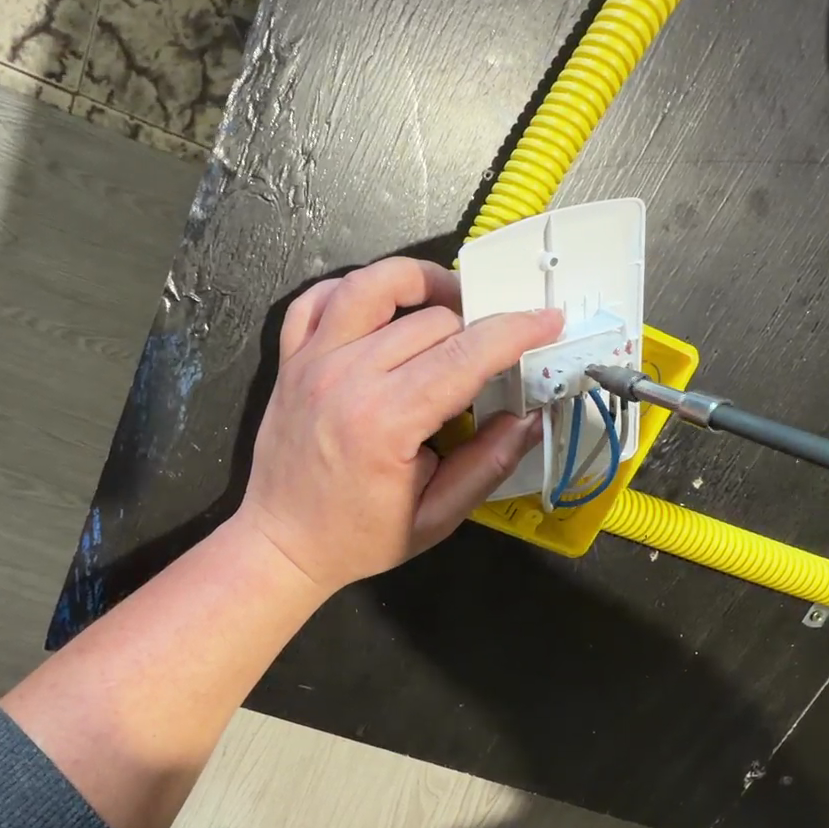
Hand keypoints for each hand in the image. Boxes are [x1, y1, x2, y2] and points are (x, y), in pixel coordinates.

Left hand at [230, 257, 560, 593]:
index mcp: (385, 423)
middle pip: (430, 320)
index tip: (547, 322)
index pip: (465, 355)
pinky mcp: (289, 362)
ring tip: (447, 305)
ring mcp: (311, 363)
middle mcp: (346, 379)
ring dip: (418, 283)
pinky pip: (315, 299)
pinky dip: (351, 290)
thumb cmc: (357, 538)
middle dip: (476, 327)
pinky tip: (380, 310)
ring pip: (372, 286)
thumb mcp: (434, 517)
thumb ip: (486, 464)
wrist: (281, 543)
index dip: (516, 332)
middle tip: (492, 353)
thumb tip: (530, 416)